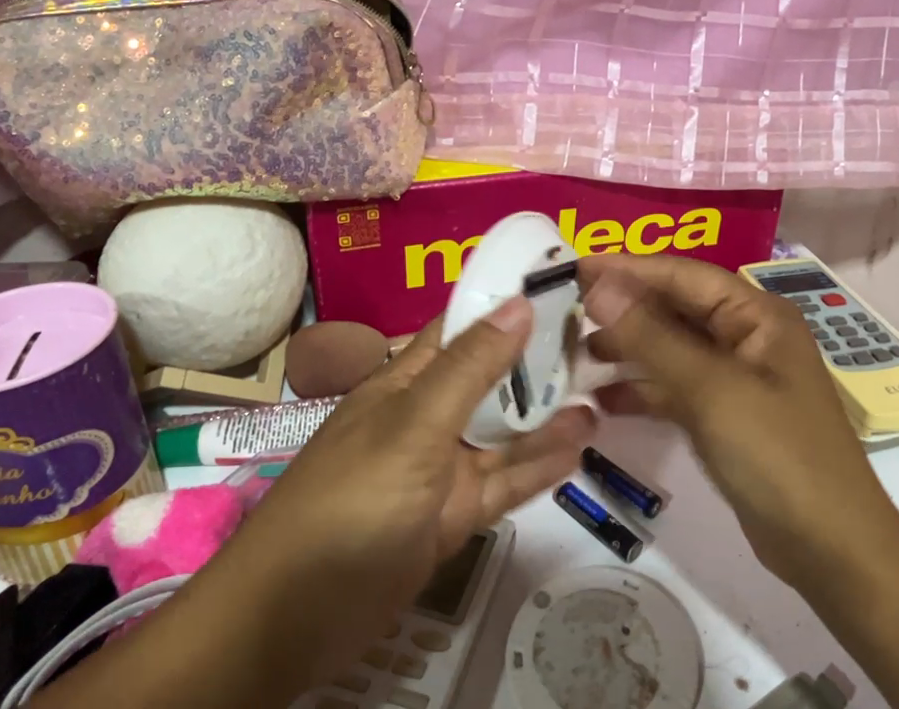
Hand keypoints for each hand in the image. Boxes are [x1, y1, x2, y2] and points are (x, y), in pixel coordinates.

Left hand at [227, 297, 596, 690]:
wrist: (297, 613)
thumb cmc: (353, 499)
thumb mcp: (414, 424)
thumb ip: (470, 368)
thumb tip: (521, 303)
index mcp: (406, 382)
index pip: (461, 327)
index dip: (506, 305)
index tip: (563, 286)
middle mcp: (427, 417)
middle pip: (489, 379)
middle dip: (537, 361)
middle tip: (598, 343)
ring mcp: (441, 469)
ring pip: (502, 433)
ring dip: (546, 416)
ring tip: (601, 395)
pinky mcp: (454, 516)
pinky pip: (504, 482)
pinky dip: (539, 466)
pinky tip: (579, 448)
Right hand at [579, 254, 898, 588]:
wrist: (830, 547)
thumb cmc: (777, 455)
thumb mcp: (711, 389)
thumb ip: (652, 336)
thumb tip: (600, 285)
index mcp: (757, 316)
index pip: (683, 275)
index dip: (628, 268)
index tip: (573, 267)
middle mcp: (749, 338)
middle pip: (677, 309)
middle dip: (624, 309)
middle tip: (565, 311)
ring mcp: (739, 380)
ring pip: (673, 350)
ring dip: (628, 350)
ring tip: (574, 354)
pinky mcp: (728, 418)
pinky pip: (677, 390)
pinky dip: (643, 391)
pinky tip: (601, 402)